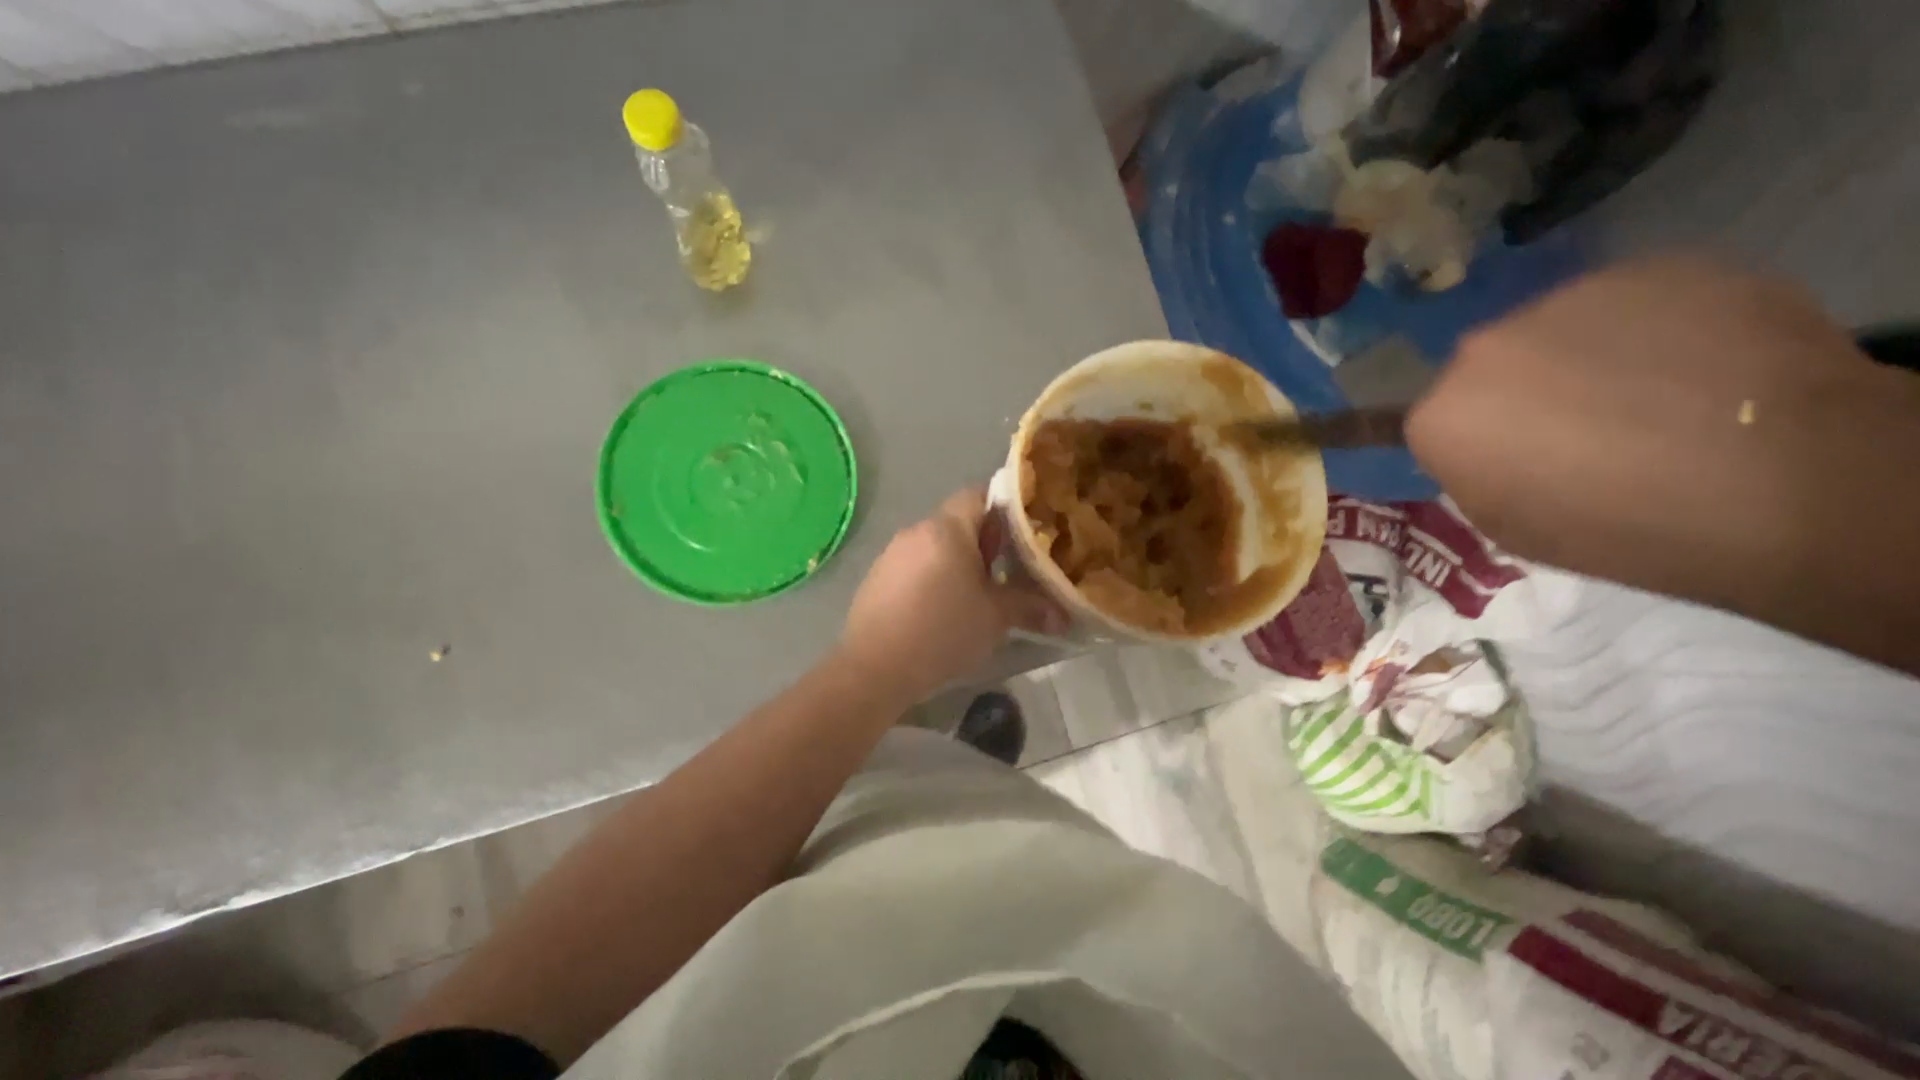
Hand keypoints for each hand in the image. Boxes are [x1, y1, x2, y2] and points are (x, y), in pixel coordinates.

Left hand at [838, 487, 1064, 704]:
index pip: (980, 494)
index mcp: (947, 528)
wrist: (875, 667)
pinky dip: (933, 579)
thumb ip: (1030, 607)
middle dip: (986, 543)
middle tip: (1011, 570)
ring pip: (936, 546)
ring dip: (958, 563)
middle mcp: (917, 531)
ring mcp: (892, 554)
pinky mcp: (878, 579)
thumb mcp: (995, 618)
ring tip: (979, 594)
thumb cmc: (942, 631)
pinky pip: (915, 567)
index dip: (1006, 509)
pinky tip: (943, 610)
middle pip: (958, 522)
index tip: (1026, 533)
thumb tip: (1063, 615)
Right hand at [1406, 255, 1919, 668]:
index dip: (1483, 445)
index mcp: (1442, 416)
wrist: (1782, 479)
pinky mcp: (1651, 267)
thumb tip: (1496, 444)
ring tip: (1659, 396)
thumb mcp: (1515, 529)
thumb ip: (1480, 473)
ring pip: (1561, 328)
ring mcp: (1568, 297)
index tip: (1523, 465)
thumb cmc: (1625, 530)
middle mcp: (1484, 346)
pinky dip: (1654, 329)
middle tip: (1591, 431)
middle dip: (1526, 392)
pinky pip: (1633, 301)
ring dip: (1589, 356)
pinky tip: (1703, 367)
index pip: (1439, 424)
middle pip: (1492, 367)